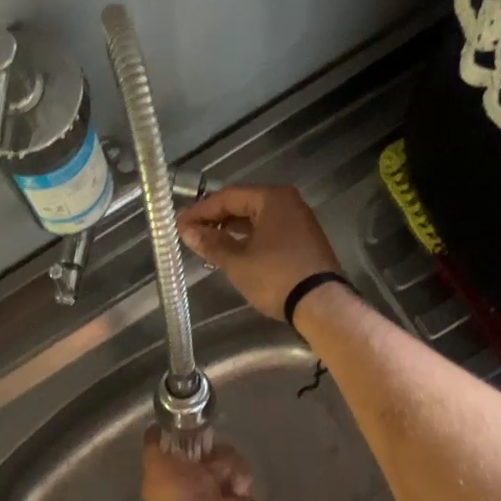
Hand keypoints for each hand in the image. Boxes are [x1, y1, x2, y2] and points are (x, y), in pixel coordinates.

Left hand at [140, 428, 254, 500]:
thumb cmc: (178, 493)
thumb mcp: (155, 464)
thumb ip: (152, 444)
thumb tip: (154, 427)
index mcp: (167, 474)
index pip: (176, 445)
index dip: (182, 434)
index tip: (188, 428)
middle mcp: (190, 479)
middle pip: (205, 444)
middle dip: (208, 449)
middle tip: (205, 461)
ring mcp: (215, 484)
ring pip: (225, 454)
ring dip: (225, 465)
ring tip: (220, 481)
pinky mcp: (237, 490)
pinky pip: (241, 470)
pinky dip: (238, 478)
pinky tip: (233, 490)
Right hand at [177, 185, 342, 320]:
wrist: (320, 304)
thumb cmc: (276, 277)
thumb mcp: (237, 262)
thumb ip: (211, 243)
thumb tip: (187, 231)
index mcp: (272, 198)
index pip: (227, 196)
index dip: (201, 211)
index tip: (180, 225)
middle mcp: (288, 203)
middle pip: (244, 204)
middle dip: (216, 220)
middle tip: (192, 234)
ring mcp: (299, 222)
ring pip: (257, 219)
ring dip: (232, 230)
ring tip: (208, 244)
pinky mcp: (304, 242)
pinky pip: (270, 232)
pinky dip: (250, 239)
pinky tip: (234, 252)